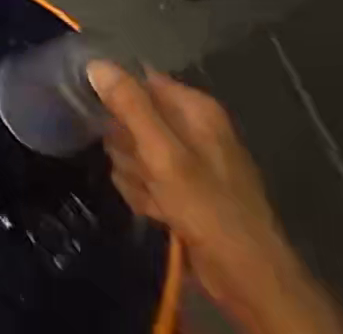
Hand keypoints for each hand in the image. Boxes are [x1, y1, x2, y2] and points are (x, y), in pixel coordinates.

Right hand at [88, 61, 342, 333]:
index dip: (115, 97)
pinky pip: (141, 176)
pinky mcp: (181, 187)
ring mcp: (187, 159)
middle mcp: (191, 126)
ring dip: (132, 174)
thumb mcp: (163, 154)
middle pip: (129, 117)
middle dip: (125, 146)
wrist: (248, 279)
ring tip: (152, 196)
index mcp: (194, 108)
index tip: (105, 120)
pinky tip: (156, 211)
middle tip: (141, 168)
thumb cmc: (208, 208)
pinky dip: (143, 193)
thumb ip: (130, 106)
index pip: (137, 79)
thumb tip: (95, 63)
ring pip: (130, 149)